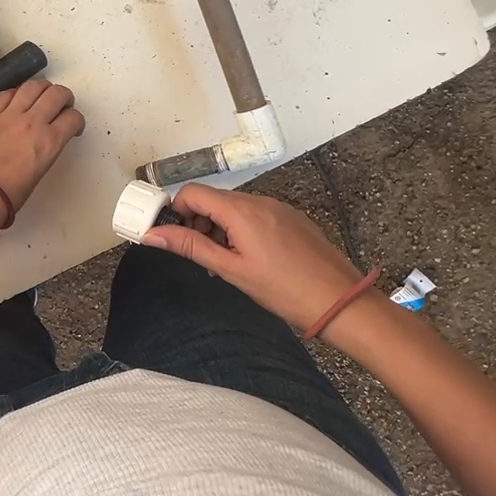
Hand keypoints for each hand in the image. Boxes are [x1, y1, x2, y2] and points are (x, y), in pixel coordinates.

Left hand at [0, 79, 84, 226]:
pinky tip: (15, 100)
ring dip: (42, 88)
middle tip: (61, 106)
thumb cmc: (6, 195)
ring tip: (41, 96)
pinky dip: (15, 94)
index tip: (72, 126)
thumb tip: (43, 142)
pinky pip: (5, 94)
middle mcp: (32, 123)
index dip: (76, 120)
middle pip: (56, 94)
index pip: (73, 118)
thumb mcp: (38, 173)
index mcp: (49, 142)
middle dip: (64, 97)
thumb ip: (45, 150)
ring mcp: (8, 115)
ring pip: (32, 86)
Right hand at [141, 185, 370, 336]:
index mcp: (242, 211)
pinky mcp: (292, 218)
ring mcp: (278, 208)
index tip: (172, 234)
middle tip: (200, 255)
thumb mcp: (230, 270)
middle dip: (197, 223)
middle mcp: (260, 201)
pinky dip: (241, 230)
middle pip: (212, 199)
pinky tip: (249, 259)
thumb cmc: (286, 290)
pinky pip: (255, 215)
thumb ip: (190, 246)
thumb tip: (154, 234)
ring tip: (225, 262)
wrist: (342, 303)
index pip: (192, 192)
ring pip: (233, 208)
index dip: (175, 211)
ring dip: (219, 229)